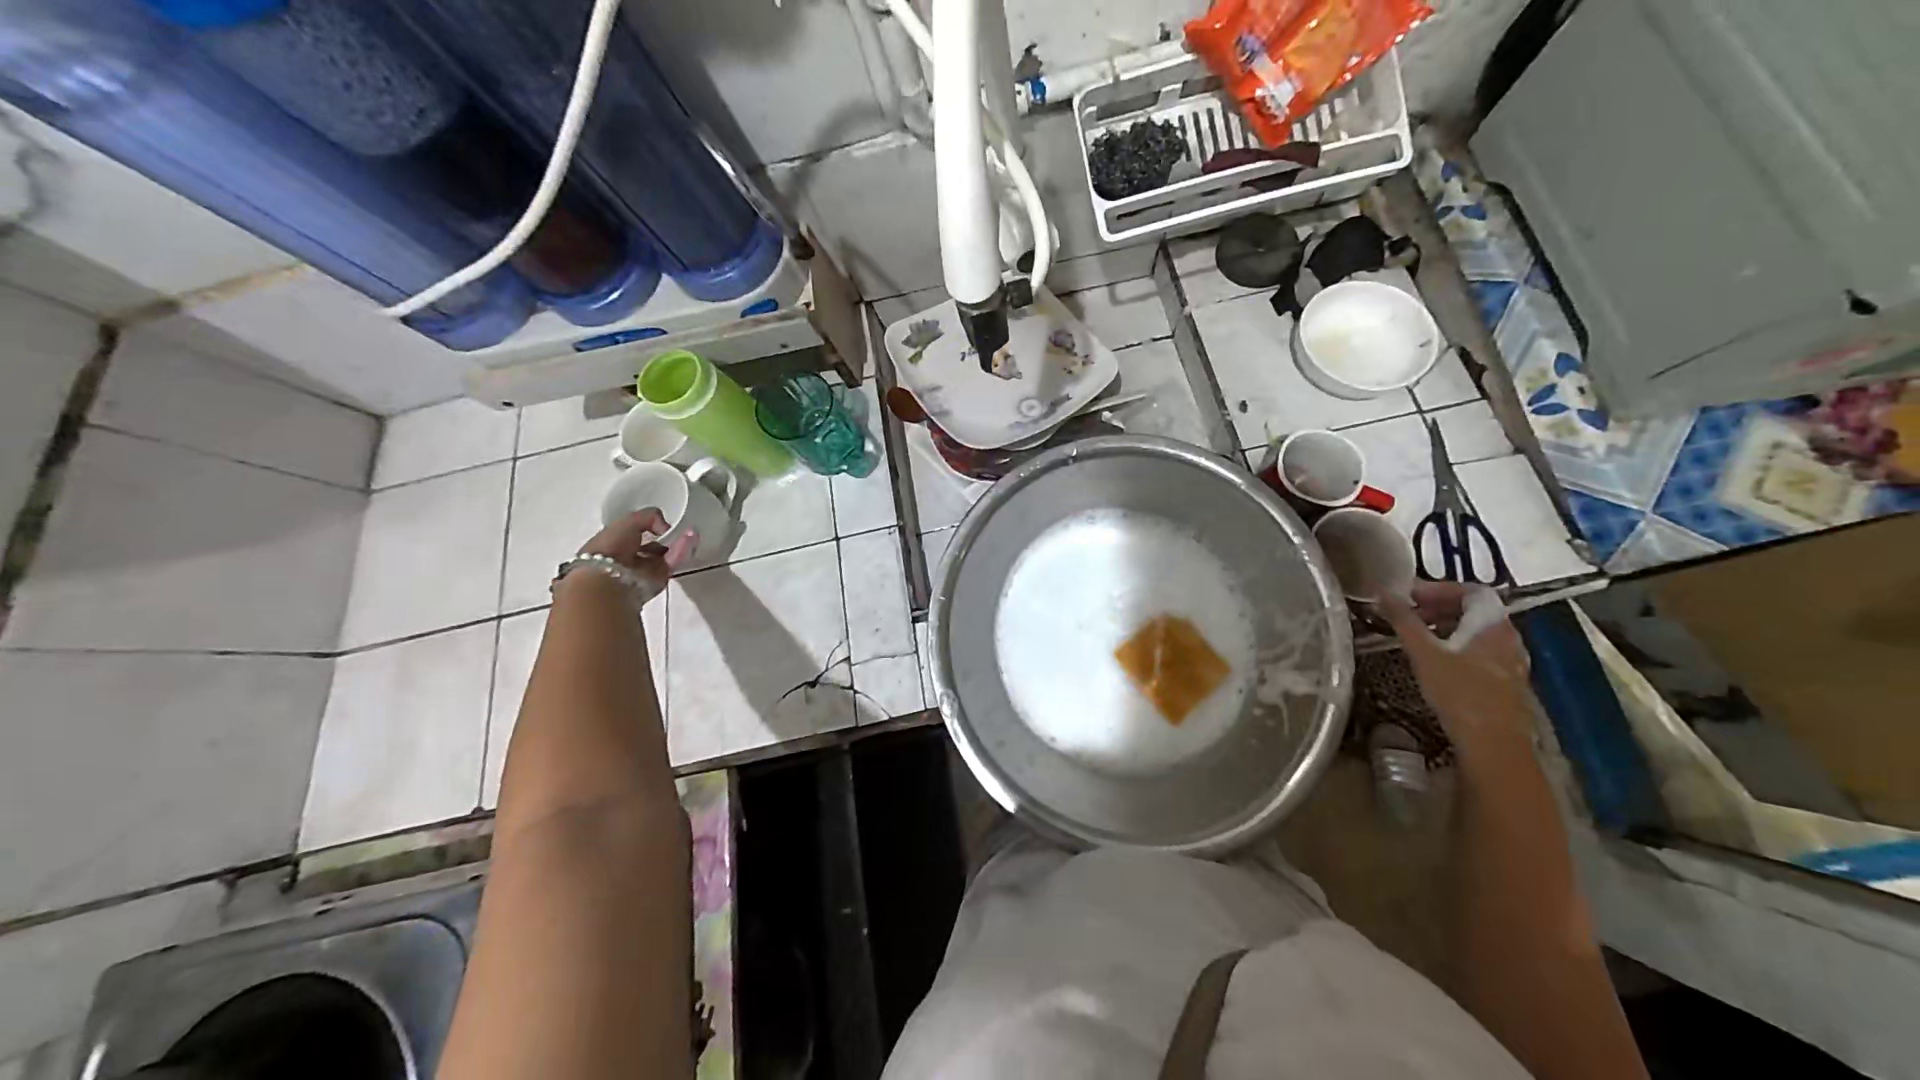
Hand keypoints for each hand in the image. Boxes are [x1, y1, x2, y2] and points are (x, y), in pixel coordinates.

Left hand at [576, 509, 695, 605]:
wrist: (612, 580)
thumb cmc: (611, 546)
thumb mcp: (628, 521)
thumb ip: (649, 517)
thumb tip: (665, 528)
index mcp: (610, 544)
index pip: (631, 534)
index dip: (645, 527)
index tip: (657, 522)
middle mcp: (627, 559)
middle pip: (651, 546)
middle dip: (664, 537)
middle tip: (677, 529)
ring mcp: (643, 571)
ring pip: (664, 555)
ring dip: (678, 542)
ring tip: (690, 531)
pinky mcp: (659, 580)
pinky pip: (672, 562)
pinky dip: (682, 549)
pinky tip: (691, 537)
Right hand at [1379, 581, 1533, 749]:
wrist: (1493, 743)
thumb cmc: (1458, 692)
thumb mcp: (1423, 653)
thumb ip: (1403, 620)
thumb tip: (1382, 591)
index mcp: (1492, 623)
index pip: (1470, 589)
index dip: (1438, 588)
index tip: (1408, 596)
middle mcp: (1508, 637)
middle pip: (1475, 609)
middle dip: (1439, 607)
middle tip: (1408, 615)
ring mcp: (1511, 660)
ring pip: (1477, 631)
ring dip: (1447, 627)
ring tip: (1417, 637)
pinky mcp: (1507, 681)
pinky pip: (1481, 650)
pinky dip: (1457, 645)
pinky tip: (1437, 661)